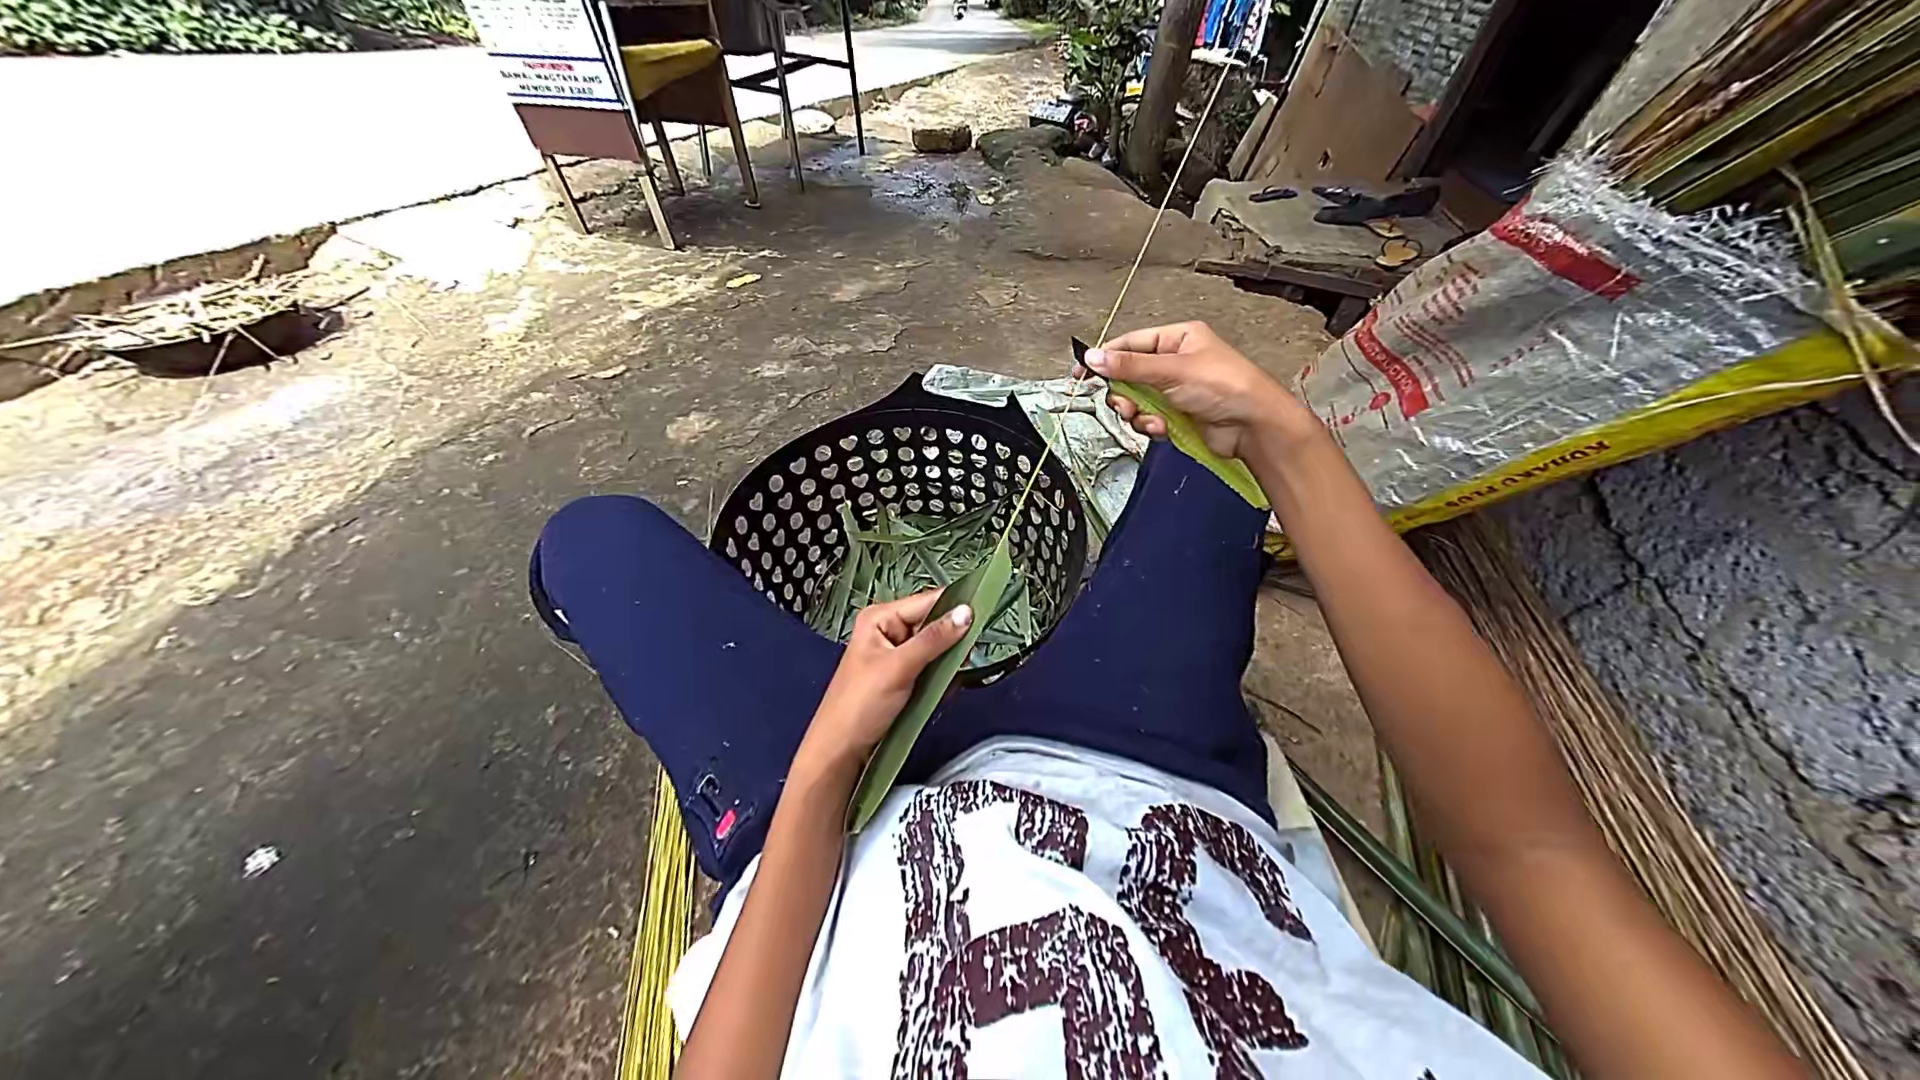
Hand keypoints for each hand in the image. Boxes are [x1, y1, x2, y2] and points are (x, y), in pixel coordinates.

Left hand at [796, 590, 972, 779]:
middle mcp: (889, 630)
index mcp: (880, 618)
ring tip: (952, 676)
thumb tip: (966, 613)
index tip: (986, 612)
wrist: (841, 749)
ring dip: (948, 661)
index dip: (955, 606)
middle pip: (934, 624)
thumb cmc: (860, 705)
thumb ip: (934, 639)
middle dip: (953, 640)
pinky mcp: (904, 675)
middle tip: (968, 655)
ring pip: (937, 648)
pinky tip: (944, 688)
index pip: (927, 601)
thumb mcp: (899, 668)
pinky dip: (942, 676)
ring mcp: (897, 654)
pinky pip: (932, 667)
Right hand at [1076, 321, 1318, 460]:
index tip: (1083, 373)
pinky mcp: (1177, 414)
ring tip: (1150, 420)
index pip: (1130, 345)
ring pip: (1136, 402)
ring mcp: (1175, 390)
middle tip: (1124, 405)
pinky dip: (1151, 426)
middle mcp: (1174, 363)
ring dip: (1137, 414)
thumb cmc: (1227, 387)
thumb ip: (1129, 366)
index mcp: (1176, 339)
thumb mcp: (1171, 370)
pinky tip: (1163, 428)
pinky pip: (1148, 419)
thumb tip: (1094, 357)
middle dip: (1123, 395)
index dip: (1105, 359)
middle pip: (1128, 377)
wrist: (1252, 425)